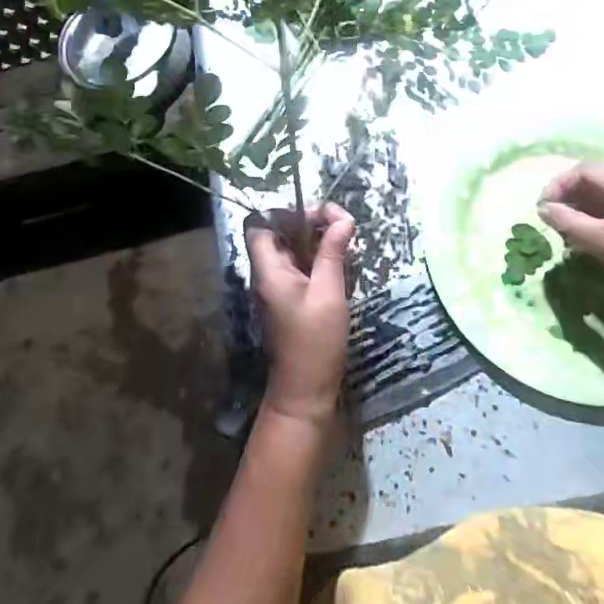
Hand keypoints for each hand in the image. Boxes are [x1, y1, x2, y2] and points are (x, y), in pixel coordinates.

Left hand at [245, 203, 356, 424]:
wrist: (304, 391)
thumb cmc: (314, 342)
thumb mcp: (329, 294)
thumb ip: (333, 254)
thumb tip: (343, 219)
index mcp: (268, 269)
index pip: (259, 225)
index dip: (284, 212)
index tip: (317, 214)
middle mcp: (267, 273)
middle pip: (277, 233)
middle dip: (307, 221)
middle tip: (340, 223)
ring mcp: (278, 286)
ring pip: (291, 249)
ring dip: (315, 239)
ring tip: (344, 237)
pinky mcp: (290, 297)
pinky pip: (299, 266)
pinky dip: (317, 258)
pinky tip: (340, 259)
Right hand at [537, 163, 603, 331]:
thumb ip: (568, 221)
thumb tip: (543, 208)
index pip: (587, 170)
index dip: (559, 186)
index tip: (542, 208)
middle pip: (599, 179)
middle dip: (570, 196)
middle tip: (551, 217)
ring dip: (584, 208)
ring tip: (565, 228)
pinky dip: (601, 217)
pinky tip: (587, 234)